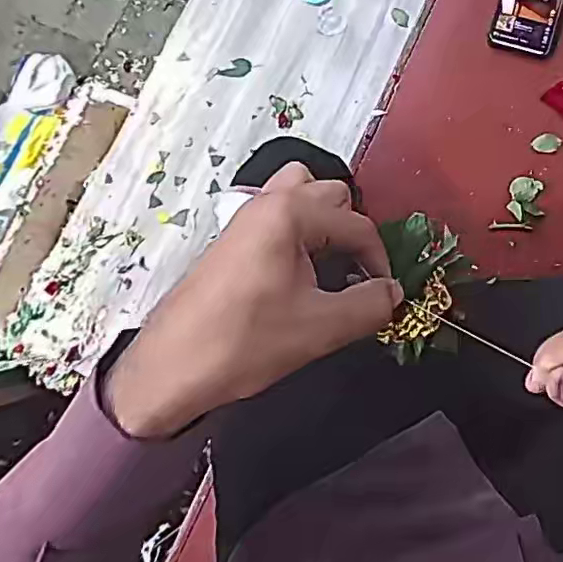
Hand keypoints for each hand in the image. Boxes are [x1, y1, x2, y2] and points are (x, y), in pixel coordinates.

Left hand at [105, 162, 401, 437]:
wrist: (168, 370)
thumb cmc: (244, 342)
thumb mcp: (320, 328)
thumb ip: (370, 305)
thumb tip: (394, 292)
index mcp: (290, 214)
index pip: (357, 224)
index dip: (379, 260)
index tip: (384, 293)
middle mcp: (268, 201)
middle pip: (332, 194)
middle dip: (353, 231)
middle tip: (356, 273)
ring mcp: (247, 216)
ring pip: (301, 191)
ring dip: (324, 216)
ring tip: (329, 258)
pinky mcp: (233, 236)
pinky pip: (278, 209)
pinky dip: (299, 224)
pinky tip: (298, 267)